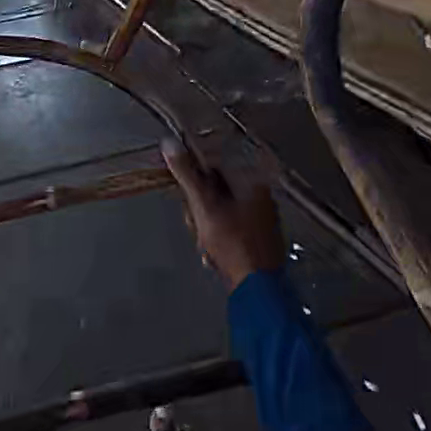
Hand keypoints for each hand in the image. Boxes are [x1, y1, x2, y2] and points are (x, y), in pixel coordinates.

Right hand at [164, 140, 284, 290]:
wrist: (257, 288)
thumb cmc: (232, 241)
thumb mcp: (203, 204)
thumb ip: (186, 173)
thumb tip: (168, 142)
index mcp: (251, 184)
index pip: (212, 166)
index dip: (192, 177)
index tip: (182, 192)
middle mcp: (260, 198)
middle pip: (214, 189)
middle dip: (198, 207)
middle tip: (196, 222)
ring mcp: (261, 220)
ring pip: (218, 210)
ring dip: (204, 224)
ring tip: (205, 241)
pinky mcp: (258, 239)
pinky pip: (227, 227)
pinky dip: (216, 237)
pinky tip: (214, 252)